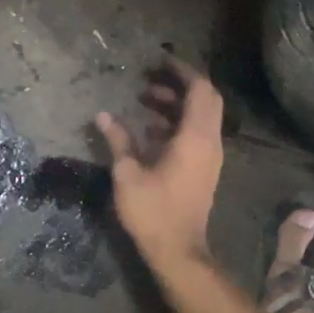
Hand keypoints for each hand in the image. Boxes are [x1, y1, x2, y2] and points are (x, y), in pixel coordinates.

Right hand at [95, 59, 224, 265]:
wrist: (179, 251)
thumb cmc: (153, 212)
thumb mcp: (128, 174)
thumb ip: (118, 140)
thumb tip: (103, 115)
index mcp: (195, 138)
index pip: (199, 90)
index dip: (182, 71)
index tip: (159, 61)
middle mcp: (209, 142)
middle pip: (206, 99)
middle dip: (180, 83)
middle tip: (151, 77)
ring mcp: (211, 156)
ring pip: (202, 116)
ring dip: (177, 103)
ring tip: (145, 99)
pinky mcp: (205, 168)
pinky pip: (197, 133)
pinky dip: (178, 122)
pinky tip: (150, 129)